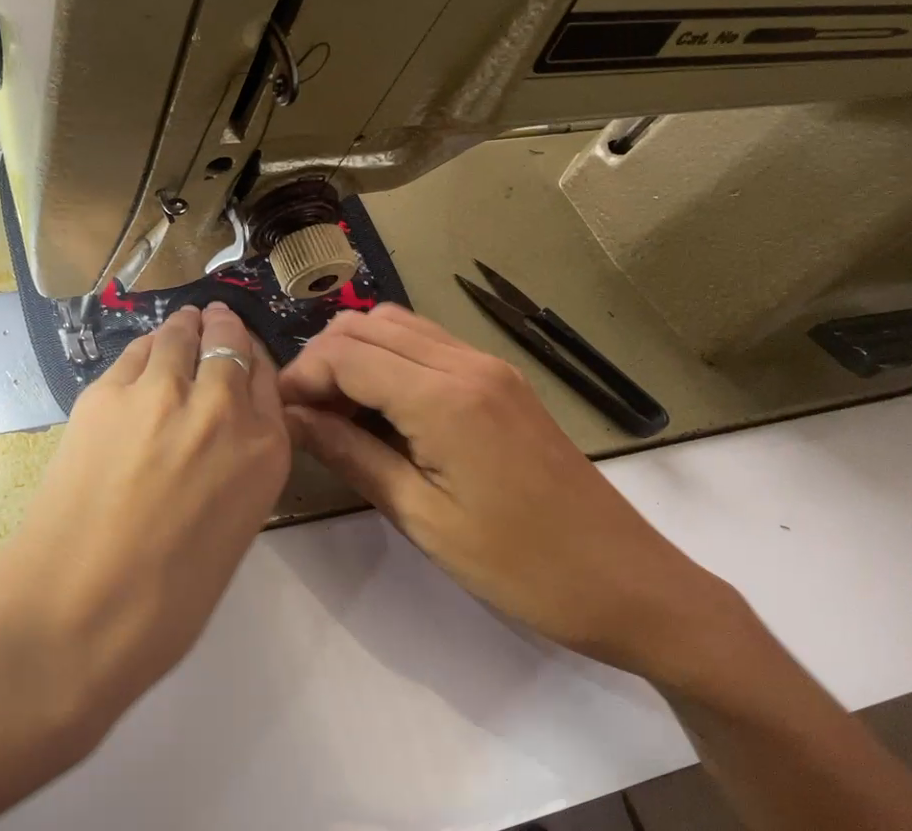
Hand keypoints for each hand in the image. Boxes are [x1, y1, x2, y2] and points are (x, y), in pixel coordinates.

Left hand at [0, 302, 291, 722]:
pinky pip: (132, 355)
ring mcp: (158, 393)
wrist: (79, 606)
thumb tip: (213, 444)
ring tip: (180, 327)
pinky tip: (140, 357)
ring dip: (181, 331)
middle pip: (226, 345)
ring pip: (177, 337)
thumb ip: (233, 471)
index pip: (266, 380)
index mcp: (264, 452)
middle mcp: (219, 408)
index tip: (242, 354)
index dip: (251, 362)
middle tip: (213, 323)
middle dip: (221, 332)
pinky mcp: (103, 393)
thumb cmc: (166, 600)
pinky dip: (142, 351)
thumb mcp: (230, 530)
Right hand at [279, 304, 742, 682]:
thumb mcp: (422, 518)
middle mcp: (466, 363)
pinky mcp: (502, 380)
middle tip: (306, 418)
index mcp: (444, 398)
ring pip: (396, 325)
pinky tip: (383, 410)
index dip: (300, 378)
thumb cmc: (520, 566)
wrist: (631, 585)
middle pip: (365, 325)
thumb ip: (350, 455)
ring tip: (339, 413)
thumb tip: (291, 418)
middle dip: (321, 361)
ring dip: (354, 356)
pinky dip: (389, 360)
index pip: (344, 354)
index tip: (280, 419)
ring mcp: (489, 366)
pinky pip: (427, 344)